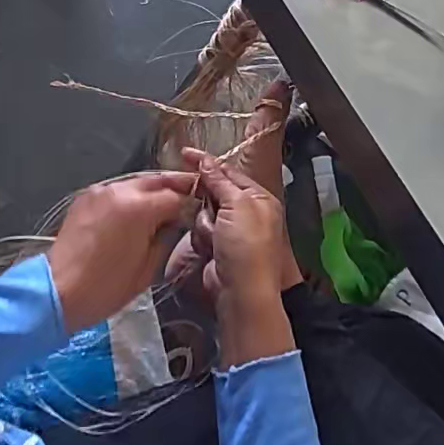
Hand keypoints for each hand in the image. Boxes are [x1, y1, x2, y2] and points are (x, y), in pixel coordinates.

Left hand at [47, 171, 196, 332]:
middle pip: (158, 180)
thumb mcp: (148, 267)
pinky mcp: (87, 197)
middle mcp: (120, 190)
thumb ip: (167, 237)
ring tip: (166, 203)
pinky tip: (138, 209)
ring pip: (138, 181)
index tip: (200, 211)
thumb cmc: (106, 287)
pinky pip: (118, 189)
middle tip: (192, 195)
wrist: (57, 292)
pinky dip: (132, 195)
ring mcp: (101, 191)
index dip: (191, 203)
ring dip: (154, 189)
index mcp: (139, 207)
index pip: (177, 196)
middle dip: (177, 186)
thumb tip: (177, 222)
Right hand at [164, 82, 292, 294]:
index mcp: (258, 197)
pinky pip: (200, 230)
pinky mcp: (216, 246)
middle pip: (214, 191)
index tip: (185, 153)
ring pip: (203, 212)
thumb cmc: (245, 244)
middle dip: (206, 200)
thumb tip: (206, 159)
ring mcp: (230, 230)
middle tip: (198, 201)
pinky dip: (202, 238)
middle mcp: (246, 211)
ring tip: (214, 238)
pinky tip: (209, 249)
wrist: (241, 291)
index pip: (229, 172)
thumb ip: (219, 181)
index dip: (207, 163)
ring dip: (205, 223)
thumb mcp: (237, 205)